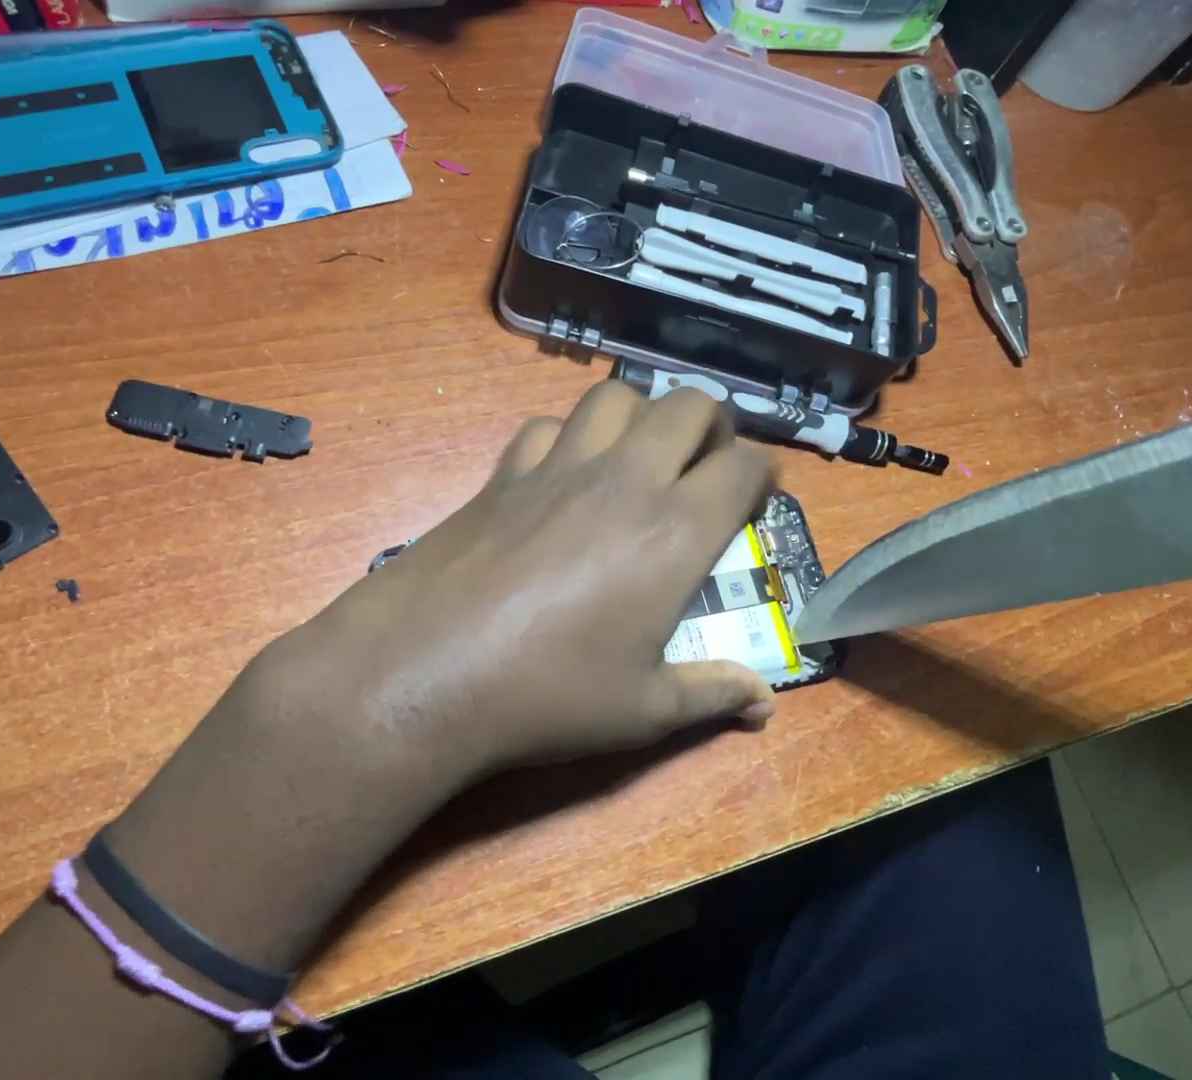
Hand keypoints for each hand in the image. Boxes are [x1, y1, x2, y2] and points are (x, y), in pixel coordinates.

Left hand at [253, 380, 778, 780]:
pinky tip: (561, 477)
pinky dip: (567, 438)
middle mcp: (624, 479)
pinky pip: (546, 427)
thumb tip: (764, 701)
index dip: (763, 477)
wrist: (427, 671)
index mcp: (674, 531)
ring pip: (616, 397)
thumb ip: (712, 693)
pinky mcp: (504, 474)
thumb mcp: (644, 709)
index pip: (744, 465)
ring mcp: (558, 467)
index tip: (756, 501)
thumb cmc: (548, 694)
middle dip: (713, 428)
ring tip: (639, 460)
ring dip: (641, 417)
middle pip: (689, 405)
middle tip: (704, 471)